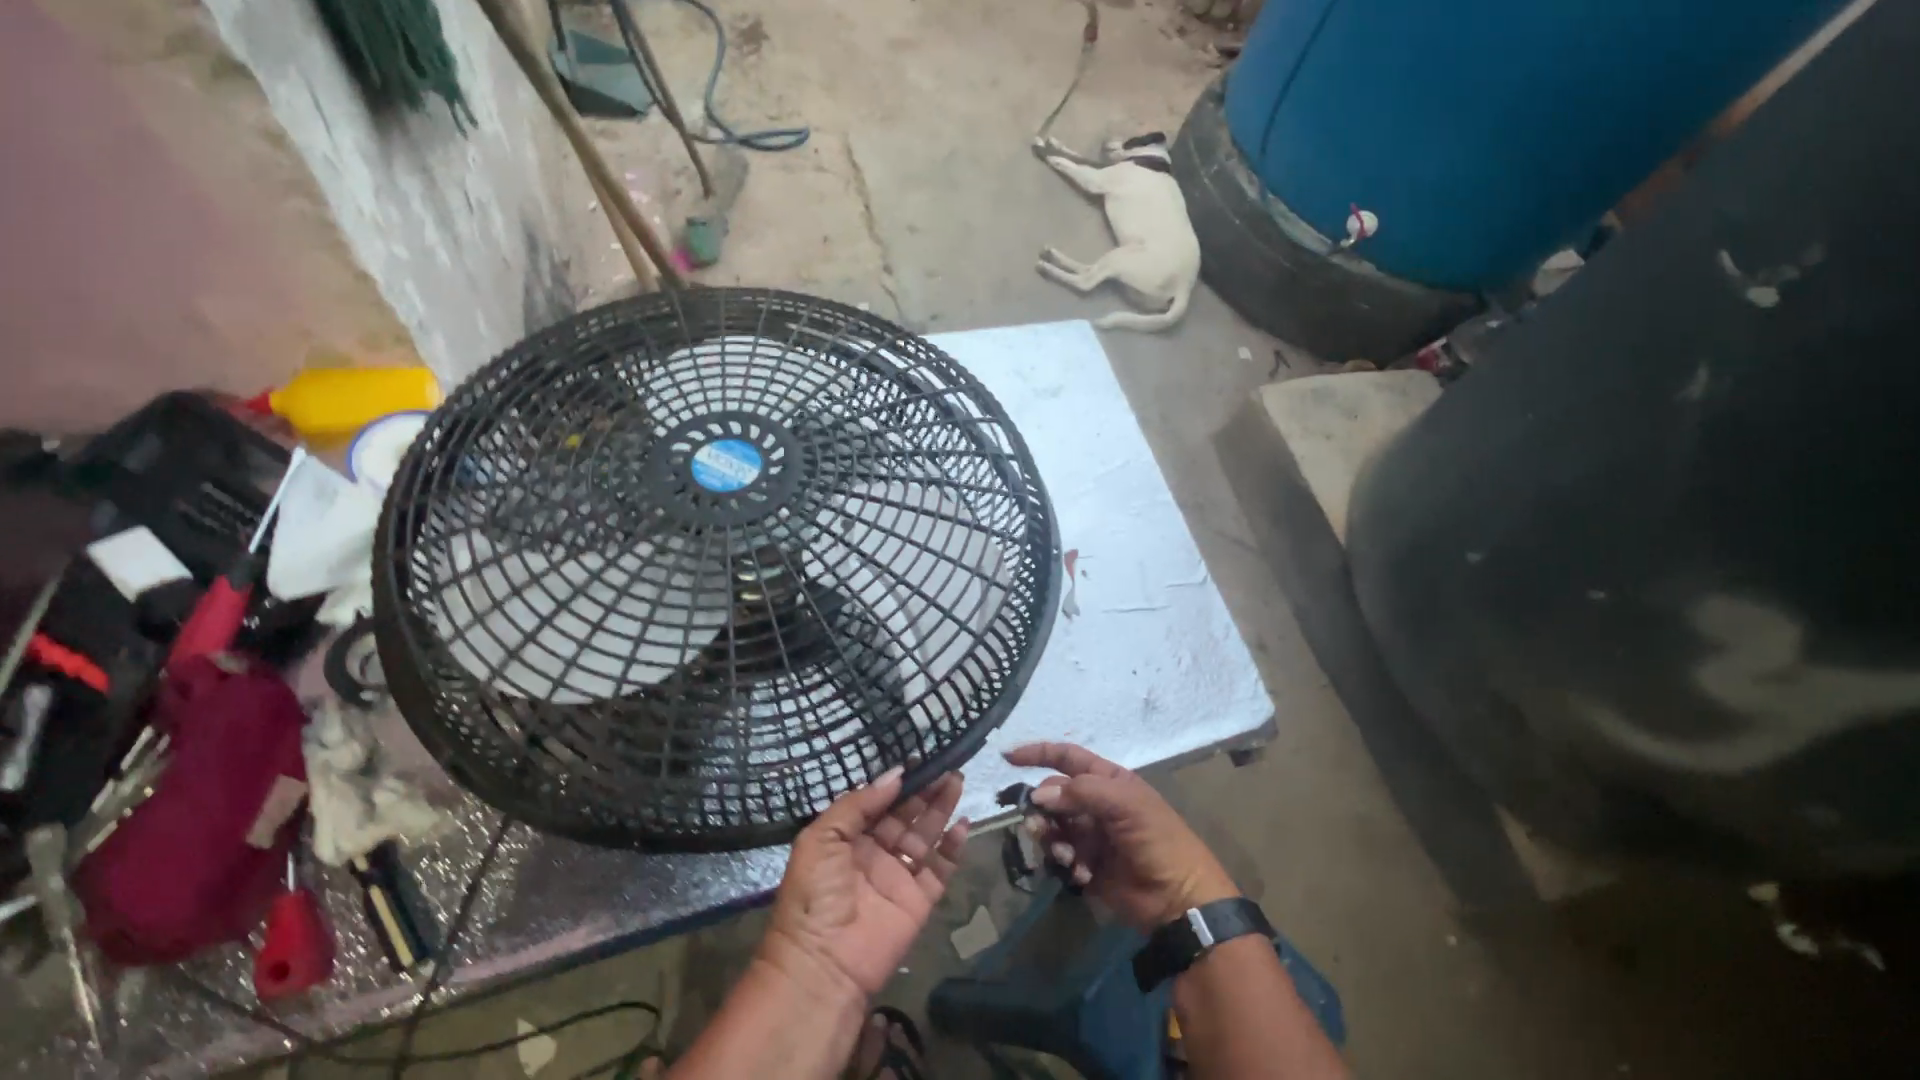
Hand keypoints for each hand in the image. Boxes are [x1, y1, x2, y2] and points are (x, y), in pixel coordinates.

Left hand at [759, 769, 969, 1000]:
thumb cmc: (815, 894)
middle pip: (904, 815)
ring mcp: (898, 877)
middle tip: (945, 764)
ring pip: (924, 835)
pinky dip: (953, 847)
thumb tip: (894, 776)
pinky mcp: (920, 900)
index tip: (917, 758)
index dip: (896, 783)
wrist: (824, 963)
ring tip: (957, 780)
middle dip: (923, 790)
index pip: (876, 803)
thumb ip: (857, 805)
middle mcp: (874, 853)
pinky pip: (940, 868)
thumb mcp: (821, 838)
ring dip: (940, 808)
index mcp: (846, 839)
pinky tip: (963, 823)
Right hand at [1003, 742, 1237, 932]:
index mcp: (1109, 781)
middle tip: (1041, 828)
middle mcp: (1096, 804)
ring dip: (1053, 840)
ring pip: (1052, 828)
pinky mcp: (1085, 864)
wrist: (1178, 899)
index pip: (1067, 758)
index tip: (1007, 758)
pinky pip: (1059, 857)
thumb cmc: (1158, 841)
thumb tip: (1038, 794)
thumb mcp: (1125, 805)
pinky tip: (1081, 875)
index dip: (1037, 753)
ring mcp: (1089, 835)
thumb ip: (1080, 793)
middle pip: (1053, 796)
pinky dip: (1065, 864)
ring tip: (1066, 857)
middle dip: (1043, 810)